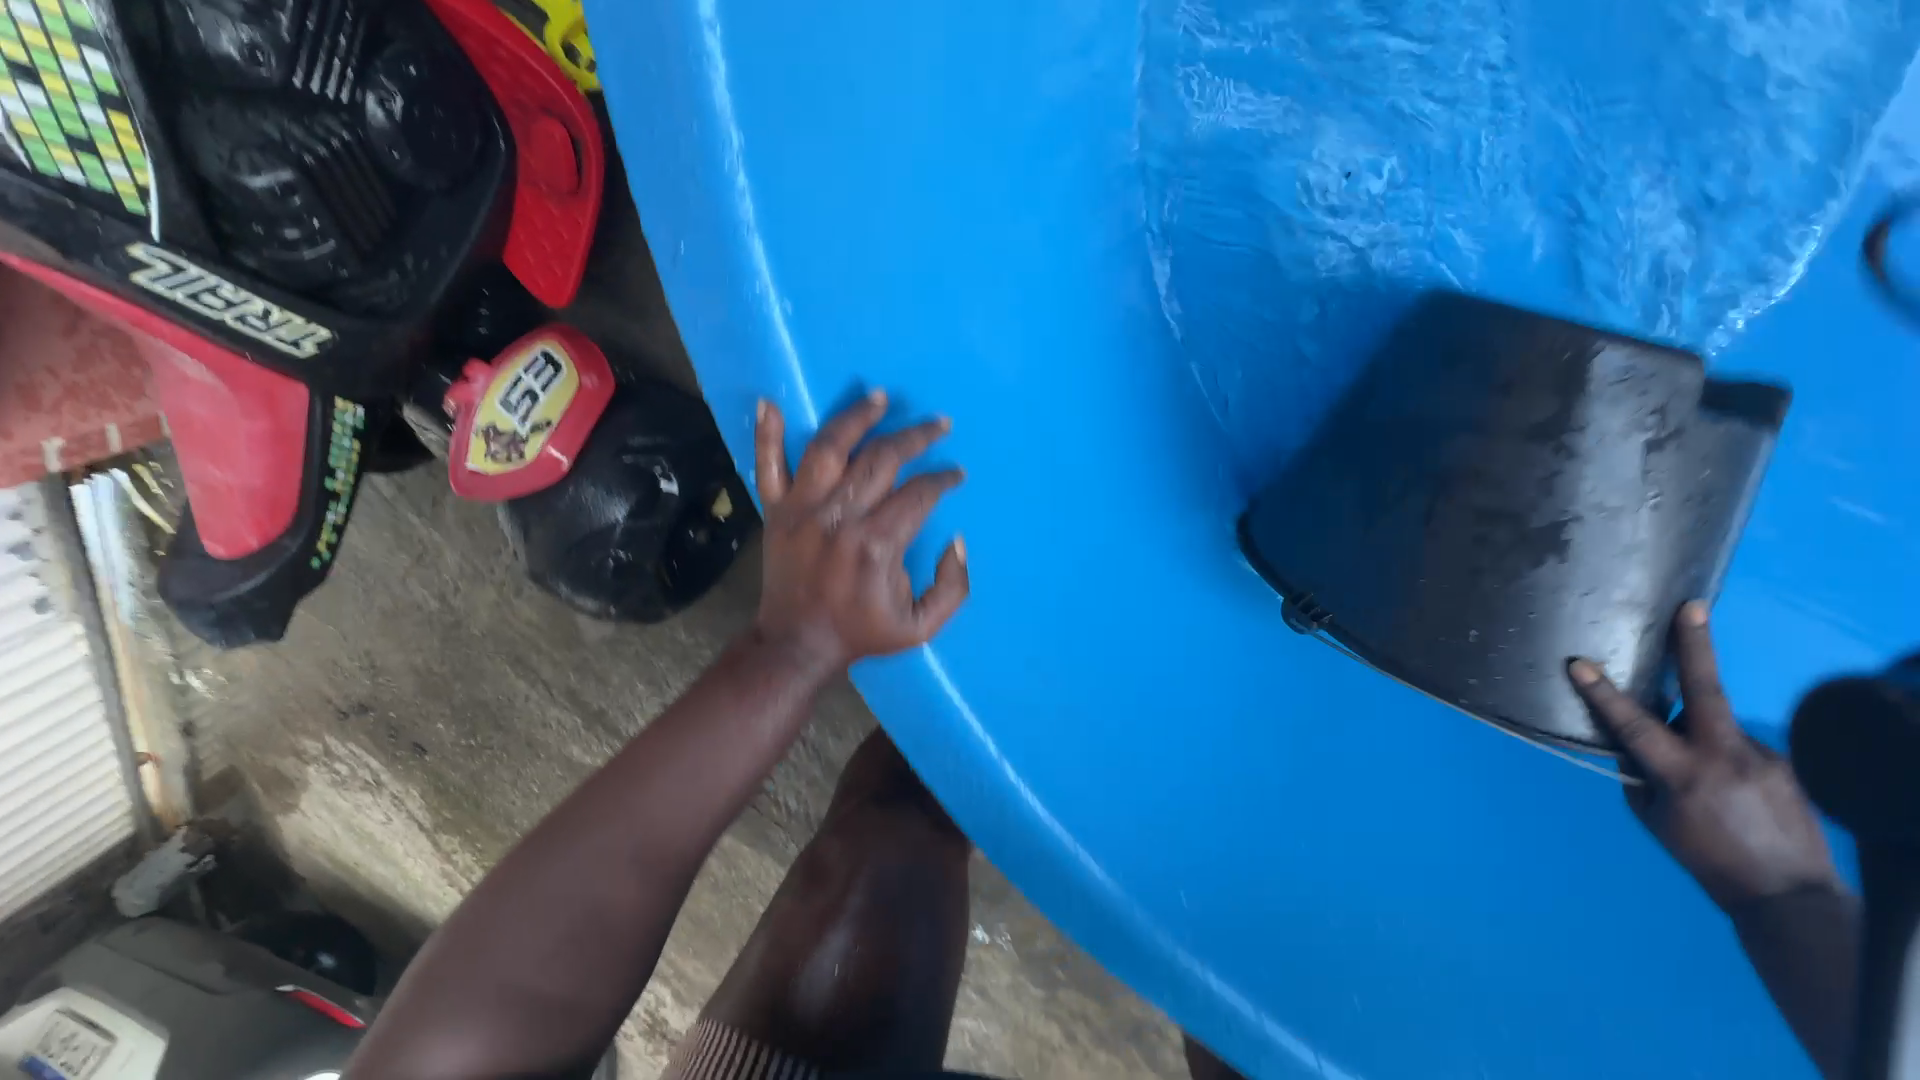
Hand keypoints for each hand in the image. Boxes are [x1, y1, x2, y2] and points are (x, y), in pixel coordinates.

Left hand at [751, 391, 968, 671]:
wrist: (797, 645)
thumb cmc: (861, 633)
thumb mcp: (921, 627)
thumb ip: (952, 587)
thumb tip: (958, 540)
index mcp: (878, 544)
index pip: (918, 493)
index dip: (942, 479)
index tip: (954, 474)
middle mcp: (840, 517)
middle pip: (882, 459)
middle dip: (916, 437)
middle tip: (938, 424)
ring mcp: (802, 510)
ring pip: (830, 448)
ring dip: (856, 417)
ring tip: (879, 397)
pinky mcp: (776, 512)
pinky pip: (767, 466)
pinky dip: (766, 435)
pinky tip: (769, 404)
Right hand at [1568, 602, 1842, 911]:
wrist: (1788, 895)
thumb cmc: (1705, 857)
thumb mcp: (1656, 817)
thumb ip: (1645, 773)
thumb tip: (1638, 743)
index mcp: (1686, 774)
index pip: (1635, 724)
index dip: (1603, 693)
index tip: (1579, 664)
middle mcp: (1728, 757)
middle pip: (1707, 691)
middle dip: (1696, 647)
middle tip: (1693, 607)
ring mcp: (1766, 758)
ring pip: (1716, 729)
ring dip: (1700, 740)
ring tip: (1710, 785)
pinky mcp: (1788, 765)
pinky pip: (1740, 749)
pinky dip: (1726, 761)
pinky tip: (1735, 793)